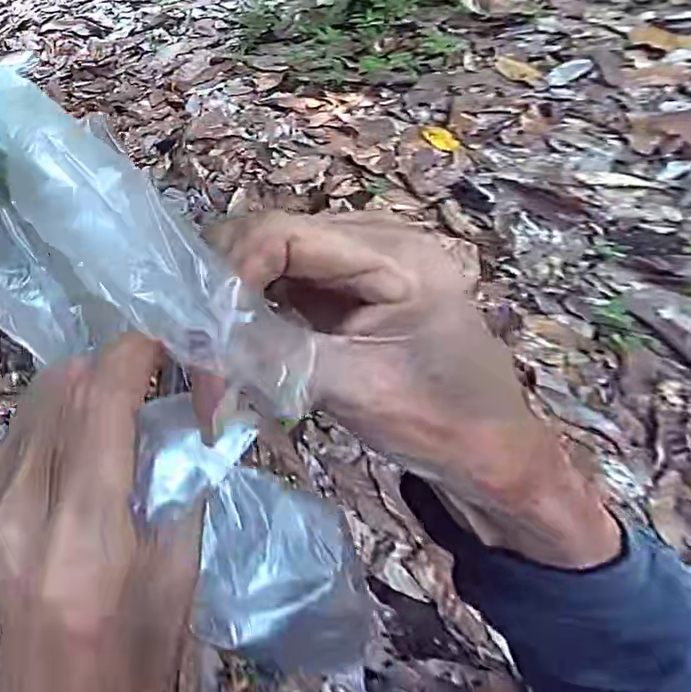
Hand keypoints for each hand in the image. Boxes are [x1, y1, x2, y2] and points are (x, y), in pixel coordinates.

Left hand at [0, 332, 202, 691]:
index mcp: (82, 535)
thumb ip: (179, 472)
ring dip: (81, 387)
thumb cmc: (132, 639)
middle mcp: (20, 505)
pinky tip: (70, 447)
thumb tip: (183, 397)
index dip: (130, 356)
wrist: (52, 686)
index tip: (158, 343)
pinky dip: (53, 414)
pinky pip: (19, 418)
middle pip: (64, 386)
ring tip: (109, 414)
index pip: (99, 404)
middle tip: (142, 380)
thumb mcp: (178, 565)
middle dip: (109, 368)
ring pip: (39, 393)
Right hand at [207, 211, 619, 568]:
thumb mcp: (355, 389)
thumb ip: (273, 355)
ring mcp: (350, 253)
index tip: (204, 334)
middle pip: (262, 235)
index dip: (230, 275)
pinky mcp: (335, 278)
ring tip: (208, 352)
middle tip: (196, 347)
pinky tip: (234, 343)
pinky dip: (244, 308)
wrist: (495, 457)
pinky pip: (271, 276)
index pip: (282, 234)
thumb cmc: (444, 425)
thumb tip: (198, 341)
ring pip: (258, 254)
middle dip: (220, 288)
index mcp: (393, 253)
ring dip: (226, 300)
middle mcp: (369, 235)